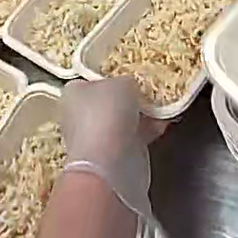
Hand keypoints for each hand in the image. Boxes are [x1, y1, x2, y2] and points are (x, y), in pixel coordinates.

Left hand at [60, 78, 160, 220]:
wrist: (109, 164)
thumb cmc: (107, 112)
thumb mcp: (121, 81)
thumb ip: (126, 81)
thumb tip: (129, 87)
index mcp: (73, 94)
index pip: (91, 80)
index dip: (110, 76)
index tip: (129, 74)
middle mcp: (79, 116)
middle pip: (108, 100)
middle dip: (128, 96)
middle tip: (149, 88)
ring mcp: (96, 138)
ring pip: (123, 119)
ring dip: (141, 113)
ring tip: (163, 104)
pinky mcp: (113, 156)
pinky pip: (134, 135)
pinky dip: (148, 129)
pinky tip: (164, 121)